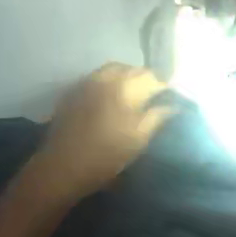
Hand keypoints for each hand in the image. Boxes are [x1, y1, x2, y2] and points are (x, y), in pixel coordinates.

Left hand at [30, 64, 175, 202]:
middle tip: (151, 97)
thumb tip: (172, 105)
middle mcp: (105, 78)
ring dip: (125, 78)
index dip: (163, 87)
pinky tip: (109, 98)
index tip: (168, 99)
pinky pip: (95, 78)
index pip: (152, 77)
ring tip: (132, 96)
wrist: (63, 166)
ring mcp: (86, 83)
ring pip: (112, 70)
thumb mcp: (138, 140)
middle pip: (131, 70)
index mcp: (125, 88)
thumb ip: (157, 117)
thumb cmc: (106, 157)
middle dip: (144, 80)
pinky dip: (107, 82)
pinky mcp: (72, 92)